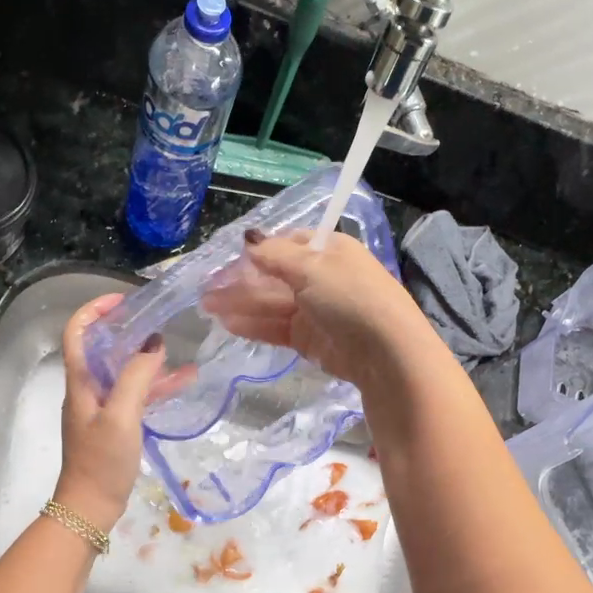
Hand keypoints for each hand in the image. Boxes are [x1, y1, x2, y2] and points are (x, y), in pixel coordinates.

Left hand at [56, 293, 194, 531]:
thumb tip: (153, 343)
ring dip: (148, 361)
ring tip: (179, 351)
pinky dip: (155, 388)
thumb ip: (137, 377)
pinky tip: (183, 383)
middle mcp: (88, 390)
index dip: (94, 311)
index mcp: (81, 382)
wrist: (90, 506)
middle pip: (103, 349)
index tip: (123, 301)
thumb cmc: (101, 461)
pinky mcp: (114, 427)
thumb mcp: (122, 416)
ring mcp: (101, 409)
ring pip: (124, 374)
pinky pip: (135, 398)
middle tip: (158, 320)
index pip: (77, 333)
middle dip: (129, 331)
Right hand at [198, 230, 442, 389]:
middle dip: (240, 283)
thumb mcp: (312, 267)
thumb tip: (248, 239)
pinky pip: (276, 328)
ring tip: (208, 309)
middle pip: (273, 277)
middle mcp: (321, 278)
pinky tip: (229, 324)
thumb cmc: (352, 298)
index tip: (226, 262)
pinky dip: (254, 326)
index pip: (285, 245)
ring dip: (240, 305)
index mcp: (328, 250)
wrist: (386, 352)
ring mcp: (315, 311)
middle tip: (205, 292)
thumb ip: (274, 256)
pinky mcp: (310, 340)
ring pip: (271, 304)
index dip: (256, 253)